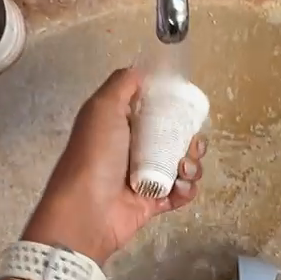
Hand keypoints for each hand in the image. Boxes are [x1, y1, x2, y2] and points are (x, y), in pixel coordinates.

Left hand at [24, 68, 204, 263]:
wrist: (87, 210)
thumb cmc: (94, 155)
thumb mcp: (102, 108)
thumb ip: (122, 84)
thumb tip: (142, 69)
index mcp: (121, 125)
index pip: (155, 111)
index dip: (173, 107)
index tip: (185, 106)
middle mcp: (133, 150)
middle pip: (175, 138)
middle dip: (191, 138)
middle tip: (191, 143)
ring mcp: (146, 177)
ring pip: (183, 165)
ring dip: (192, 164)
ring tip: (184, 168)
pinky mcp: (154, 203)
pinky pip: (181, 193)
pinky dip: (187, 189)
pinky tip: (180, 187)